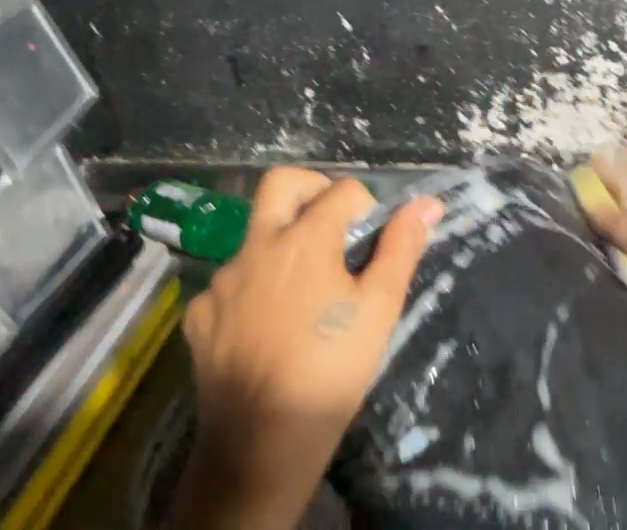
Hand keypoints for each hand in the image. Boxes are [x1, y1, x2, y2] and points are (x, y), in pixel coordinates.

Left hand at [177, 167, 442, 528]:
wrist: (261, 443)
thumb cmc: (332, 369)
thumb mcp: (380, 308)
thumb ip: (401, 247)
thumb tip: (426, 203)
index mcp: (304, 239)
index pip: (343, 190)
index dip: (366, 206)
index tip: (373, 240)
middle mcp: (256, 247)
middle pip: (281, 183)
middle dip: (312, 190)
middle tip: (334, 225)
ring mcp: (221, 281)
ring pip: (254, 238)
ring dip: (282, 246)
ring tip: (305, 294)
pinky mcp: (200, 315)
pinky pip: (230, 283)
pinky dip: (253, 289)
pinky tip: (268, 326)